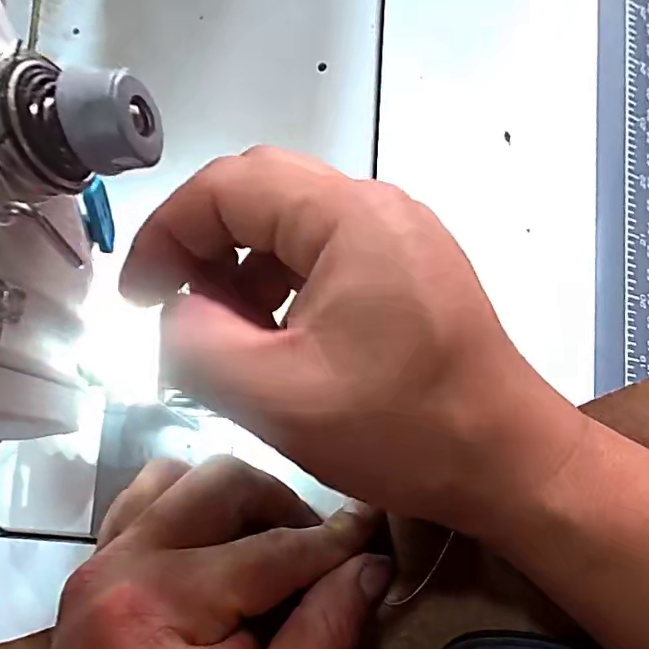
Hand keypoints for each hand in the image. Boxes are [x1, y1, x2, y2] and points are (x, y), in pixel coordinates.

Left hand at [0, 457, 390, 648]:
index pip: (270, 548)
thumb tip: (372, 565)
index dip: (332, 541)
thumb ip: (324, 633)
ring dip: (234, 500)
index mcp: (159, 599)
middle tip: (318, 553)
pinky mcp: (90, 577)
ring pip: (177, 480)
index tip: (376, 532)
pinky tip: (216, 553)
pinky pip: (143, 507)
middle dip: (282, 506)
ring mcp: (95, 563)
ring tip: (267, 548)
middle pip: (220, 483)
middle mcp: (118, 562)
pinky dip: (190, 510)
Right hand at [120, 146, 587, 531]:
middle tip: (178, 314)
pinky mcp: (418, 276)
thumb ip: (198, 344)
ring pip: (298, 234)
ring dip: (248, 277)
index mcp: (348, 218)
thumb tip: (180, 311)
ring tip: (230, 341)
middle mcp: (381, 210)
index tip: (140, 296)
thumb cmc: (402, 432)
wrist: (508, 463)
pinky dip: (291, 293)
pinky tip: (283, 345)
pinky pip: (334, 262)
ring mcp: (407, 241)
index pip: (228, 186)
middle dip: (205, 252)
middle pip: (264, 200)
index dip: (167, 233)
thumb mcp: (278, 397)